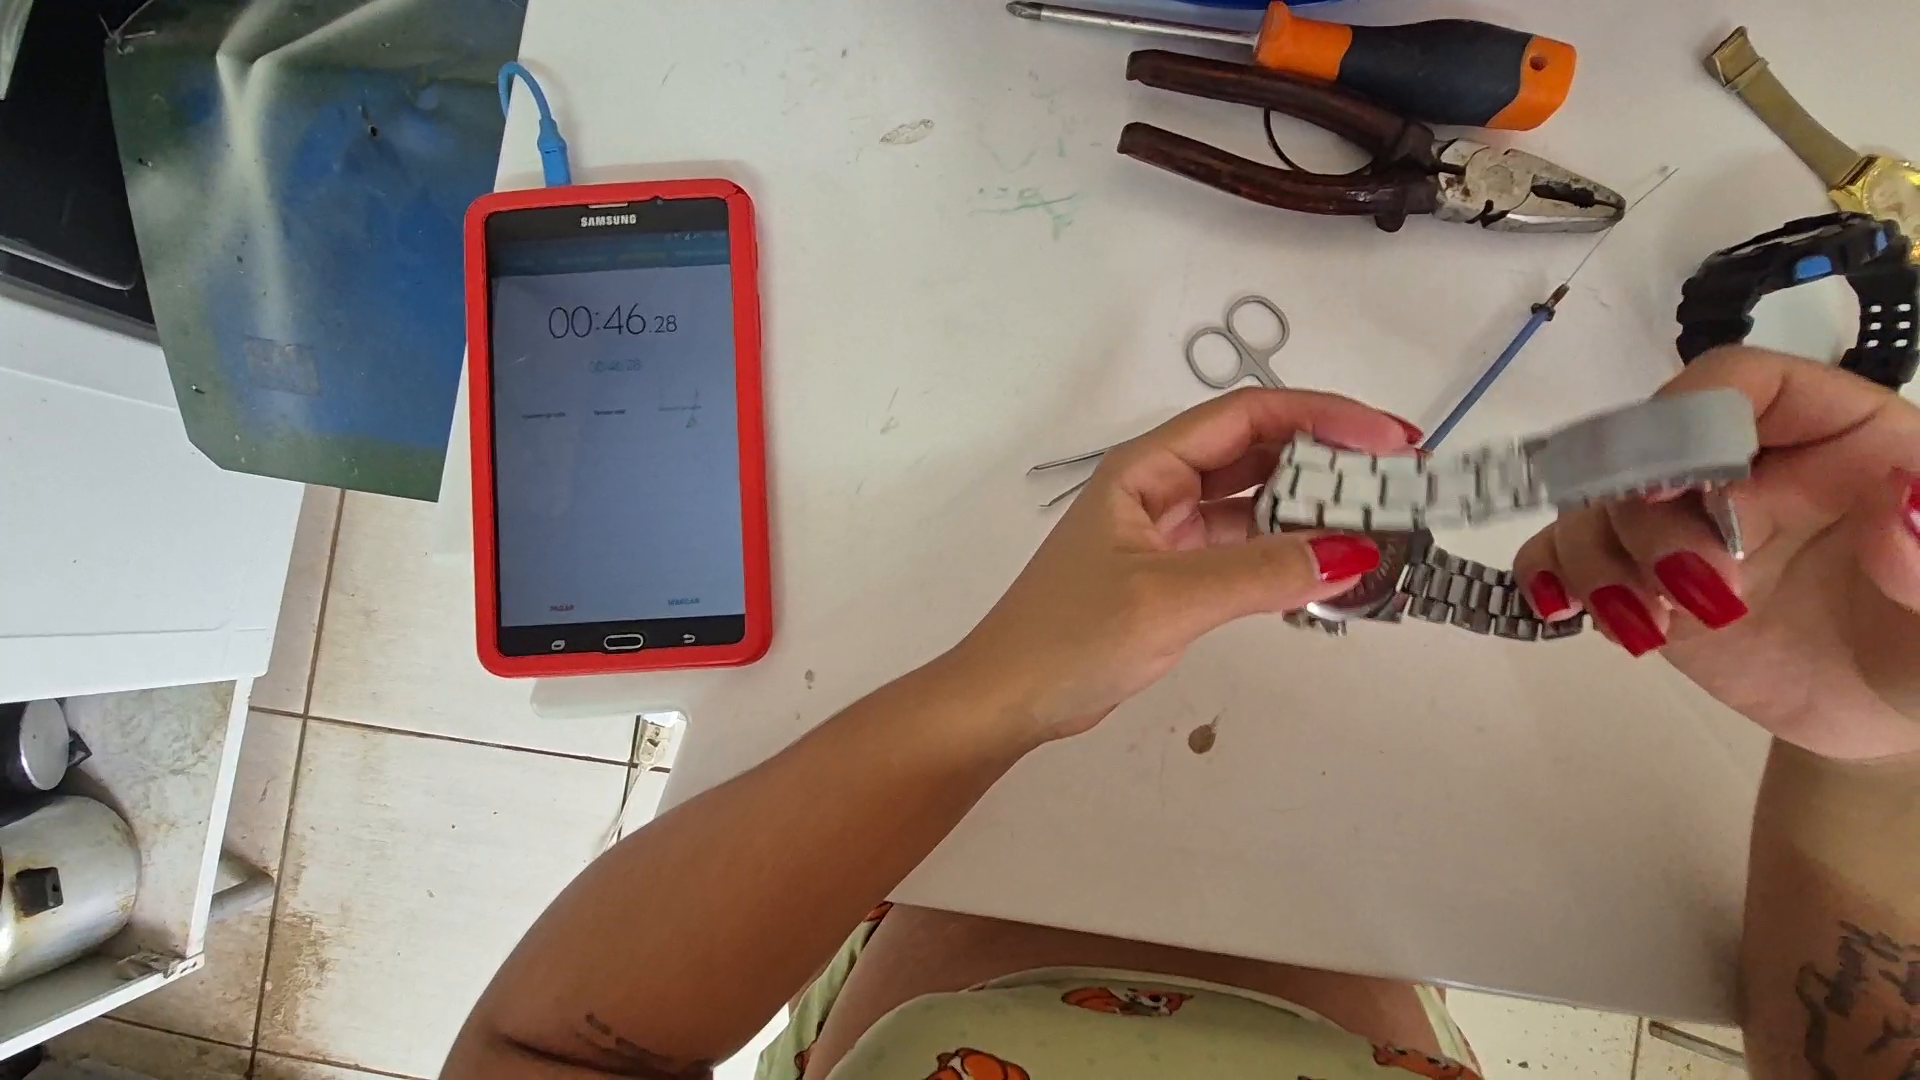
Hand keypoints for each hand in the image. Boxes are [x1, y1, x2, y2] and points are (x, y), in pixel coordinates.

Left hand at [948, 387, 1419, 743]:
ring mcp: (1164, 534)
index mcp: (1146, 469)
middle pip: (1254, 455)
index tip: (1393, 440)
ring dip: (1309, 515)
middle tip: (1401, 487)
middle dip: (1326, 463)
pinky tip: (1327, 574)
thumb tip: (1360, 551)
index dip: (1323, 416)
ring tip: (1381, 532)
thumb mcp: (1168, 598)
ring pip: (1251, 506)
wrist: (1012, 696)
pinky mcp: (1171, 577)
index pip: (1245, 418)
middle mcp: (1157, 489)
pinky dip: (1283, 559)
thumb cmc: (1072, 636)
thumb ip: (1261, 572)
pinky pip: (1240, 552)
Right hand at [1513, 347, 1919, 760]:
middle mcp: (1737, 470)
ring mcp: (1671, 523)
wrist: (1875, 716)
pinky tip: (1570, 612)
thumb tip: (1897, 501)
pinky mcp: (1626, 572)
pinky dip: (1548, 578)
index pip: (1738, 384)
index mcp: (1834, 442)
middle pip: (1640, 455)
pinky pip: (1551, 553)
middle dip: (1650, 529)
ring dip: (1599, 568)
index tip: (1673, 490)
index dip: (1687, 419)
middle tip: (1700, 595)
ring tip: (1651, 629)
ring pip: (1586, 509)